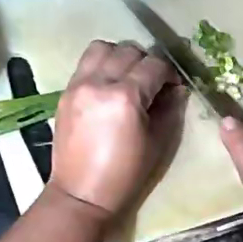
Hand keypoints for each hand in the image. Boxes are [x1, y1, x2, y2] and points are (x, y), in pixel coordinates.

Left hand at [48, 41, 183, 218]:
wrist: (81, 193)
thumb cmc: (125, 175)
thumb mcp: (157, 144)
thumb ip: (169, 110)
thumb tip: (176, 89)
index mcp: (126, 97)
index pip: (154, 66)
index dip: (169, 73)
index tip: (173, 86)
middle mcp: (100, 82)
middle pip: (129, 50)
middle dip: (146, 62)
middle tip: (152, 83)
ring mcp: (79, 84)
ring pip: (103, 48)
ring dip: (120, 56)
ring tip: (127, 77)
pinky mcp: (66, 92)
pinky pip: (86, 63)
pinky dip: (101, 65)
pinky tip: (109, 85)